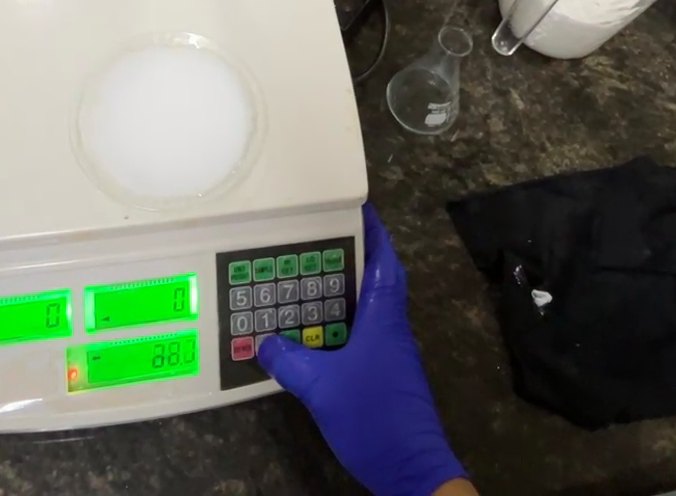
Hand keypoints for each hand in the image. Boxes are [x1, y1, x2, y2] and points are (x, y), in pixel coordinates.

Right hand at [258, 205, 468, 495]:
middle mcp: (391, 324)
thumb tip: (262, 341)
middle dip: (355, 253)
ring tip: (311, 275)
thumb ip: (290, 361)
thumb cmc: (374, 415)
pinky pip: (364, 330)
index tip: (356, 206)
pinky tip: (318, 329)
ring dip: (348, 286)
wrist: (413, 469)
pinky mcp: (387, 371)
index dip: (374, 230)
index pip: (384, 258)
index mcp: (384, 314)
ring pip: (371, 303)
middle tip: (321, 236)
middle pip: (378, 275)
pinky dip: (344, 319)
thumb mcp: (321, 387)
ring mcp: (391, 349)